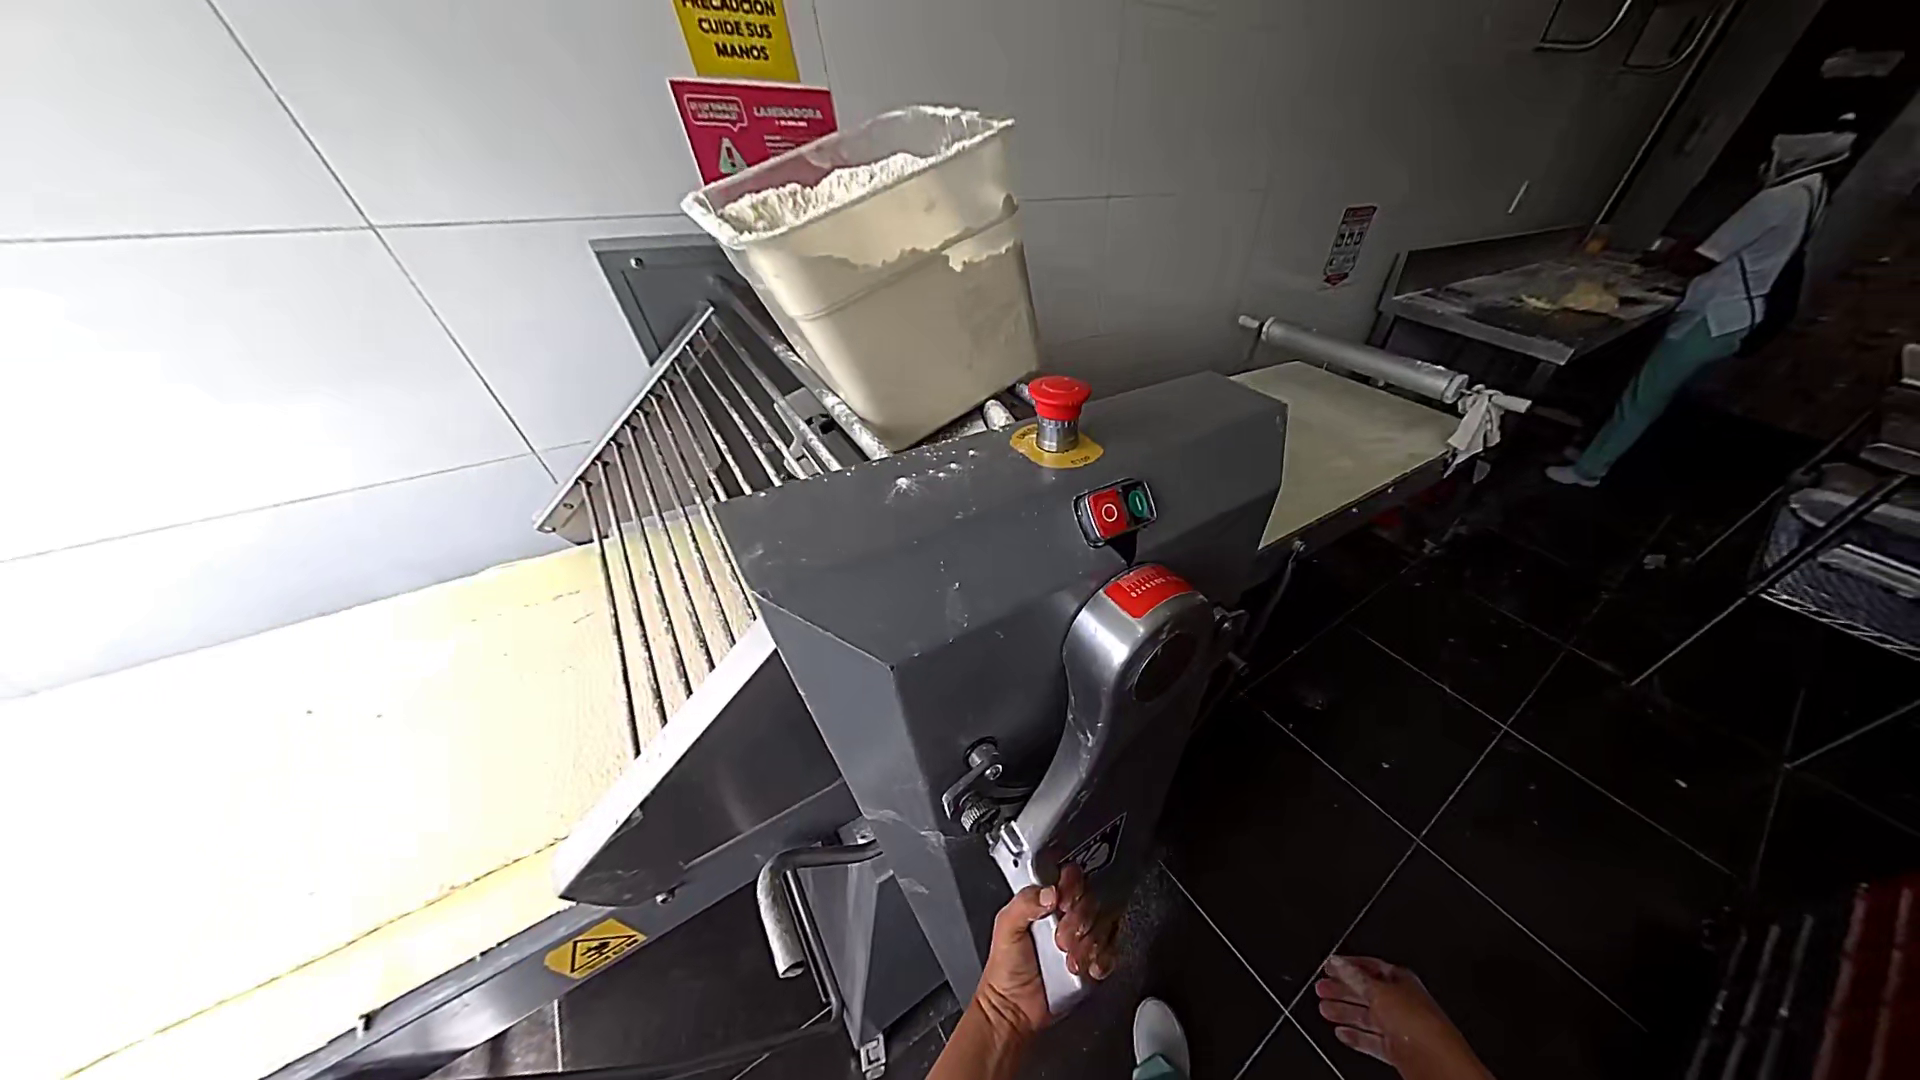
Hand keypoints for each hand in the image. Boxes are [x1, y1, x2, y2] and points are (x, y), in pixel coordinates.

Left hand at [974, 863, 1115, 1037]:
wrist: (1013, 1009)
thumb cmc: (1005, 967)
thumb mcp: (1006, 926)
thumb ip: (1025, 902)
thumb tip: (1049, 892)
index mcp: (1045, 900)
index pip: (1070, 877)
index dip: (1071, 885)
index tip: (1062, 901)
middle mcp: (1066, 915)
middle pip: (1091, 900)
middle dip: (1079, 919)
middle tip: (1061, 938)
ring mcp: (1081, 938)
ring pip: (1104, 924)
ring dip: (1089, 942)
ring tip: (1068, 958)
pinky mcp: (1092, 962)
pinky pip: (1111, 952)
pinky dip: (1103, 959)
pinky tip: (1087, 967)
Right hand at [1314, 956, 1493, 1079]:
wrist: (1442, 1069)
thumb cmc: (1419, 1026)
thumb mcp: (1380, 993)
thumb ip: (1355, 977)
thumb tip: (1337, 962)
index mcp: (1401, 982)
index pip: (1369, 968)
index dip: (1347, 966)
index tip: (1328, 966)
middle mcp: (1401, 1004)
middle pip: (1365, 992)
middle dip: (1342, 990)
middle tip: (1321, 988)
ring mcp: (1400, 1029)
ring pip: (1366, 1017)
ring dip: (1344, 1013)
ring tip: (1324, 1010)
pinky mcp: (1399, 1052)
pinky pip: (1372, 1041)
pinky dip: (1356, 1037)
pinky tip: (1342, 1033)